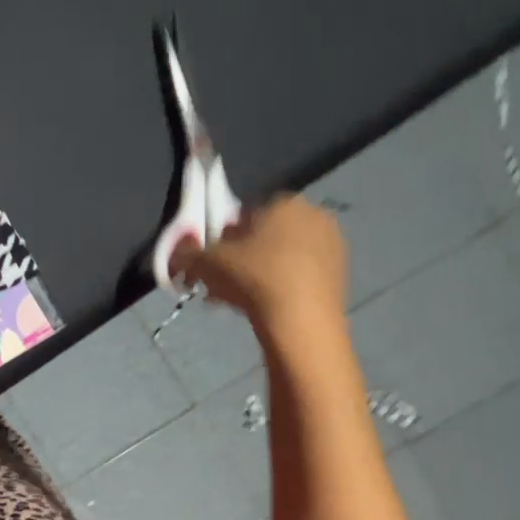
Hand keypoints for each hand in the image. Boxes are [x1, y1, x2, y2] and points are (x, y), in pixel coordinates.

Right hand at [170, 195, 348, 341]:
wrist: (301, 316)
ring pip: (281, 254)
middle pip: (263, 235)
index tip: (209, 264)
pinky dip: (281, 283)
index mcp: (281, 202)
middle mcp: (312, 212)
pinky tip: (265, 305)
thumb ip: (186, 254)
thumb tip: (178, 253)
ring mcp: (331, 240)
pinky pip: (300, 271)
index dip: (220, 241)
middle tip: (221, 285)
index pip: (241, 216)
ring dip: (258, 272)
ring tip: (239, 300)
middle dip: (240, 257)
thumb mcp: (205, 264)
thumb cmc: (252, 278)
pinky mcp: (341, 267)